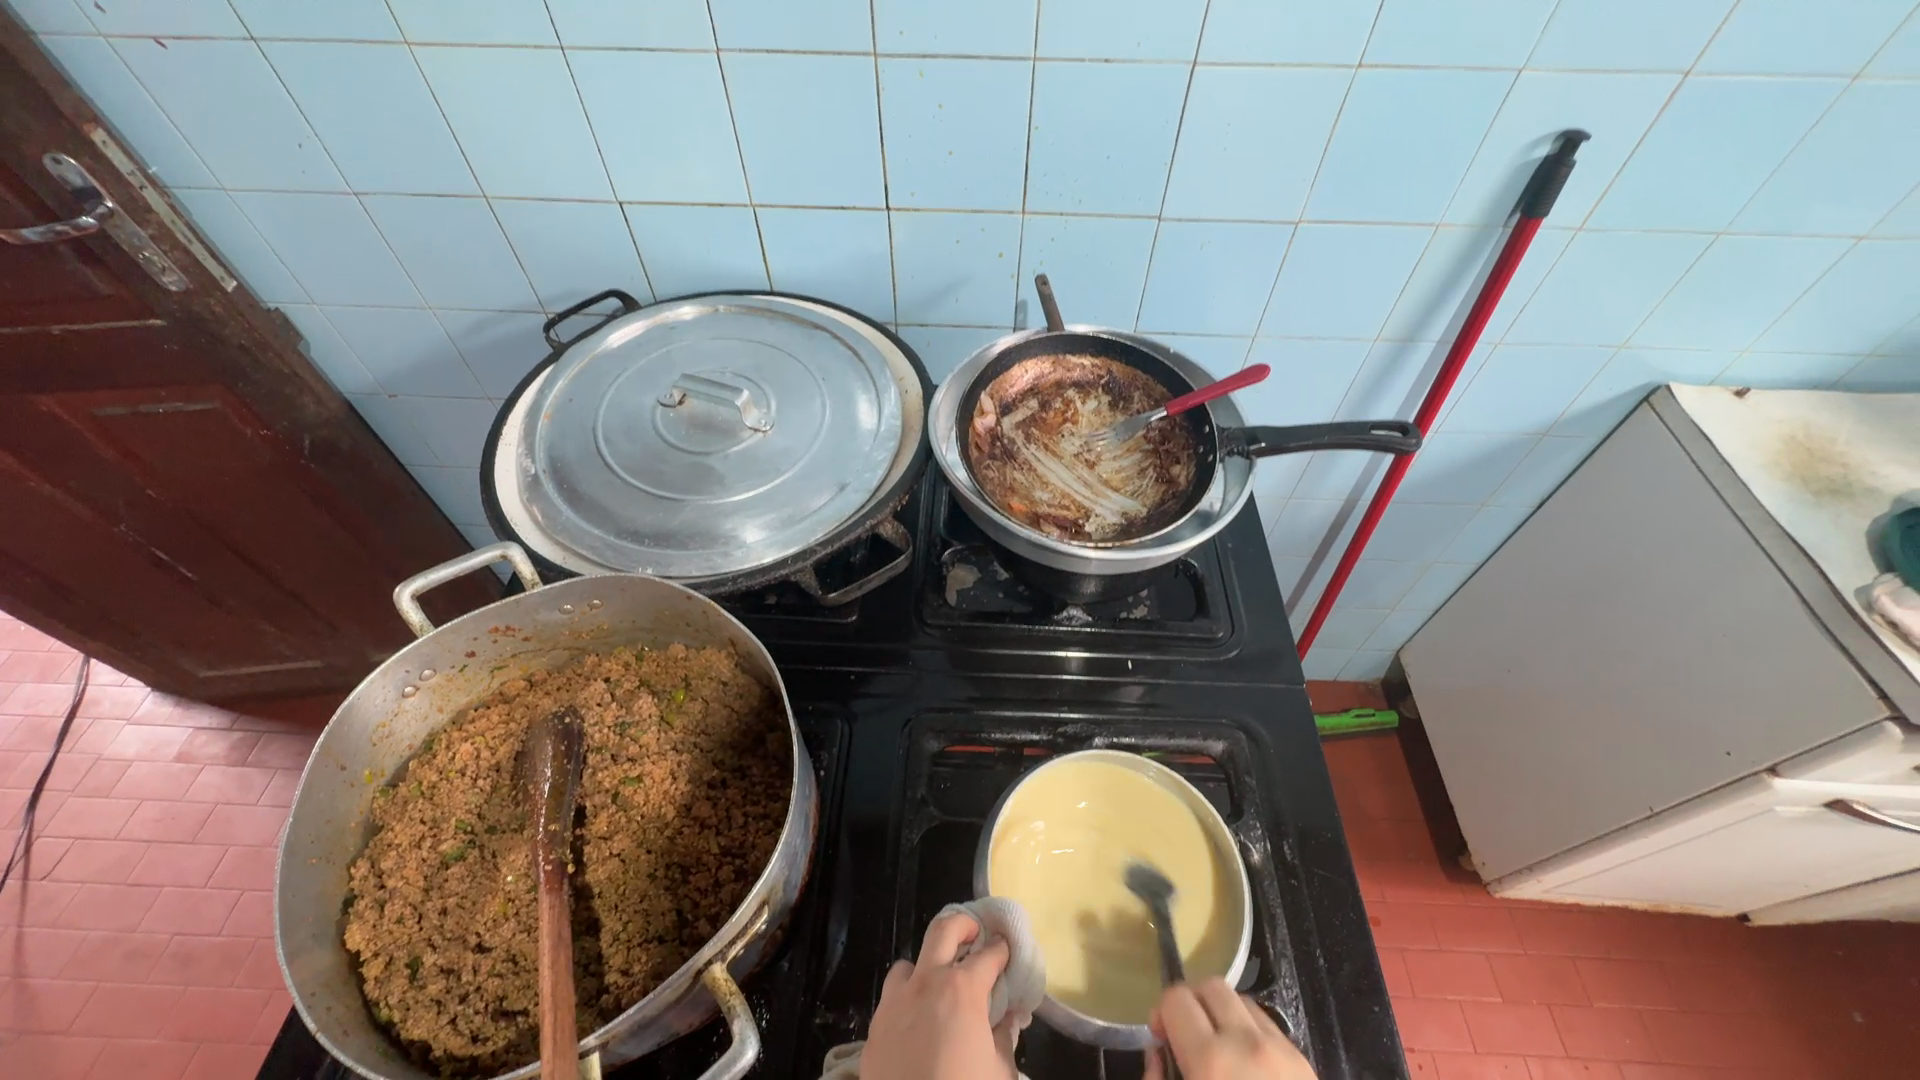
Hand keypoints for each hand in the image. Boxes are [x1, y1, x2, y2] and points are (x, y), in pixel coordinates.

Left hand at [861, 913, 1013, 1079]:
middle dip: (964, 926)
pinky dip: (908, 996)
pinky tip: (918, 1019)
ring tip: (942, 985)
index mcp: (962, 989)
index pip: (990, 954)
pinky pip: (892, 995)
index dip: (1004, 950)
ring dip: (928, 965)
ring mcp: (896, 1001)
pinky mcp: (876, 1026)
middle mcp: (926, 983)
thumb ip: (1003, 1038)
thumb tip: (1007, 1018)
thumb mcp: (999, 1072)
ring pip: (909, 962)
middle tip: (977, 937)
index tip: (1010, 951)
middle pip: (943, 930)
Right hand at [1146, 979, 1316, 1079]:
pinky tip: (1248, 1066)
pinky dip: (1250, 1033)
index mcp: (1210, 1060)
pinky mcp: (1305, 1061)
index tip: (1162, 1037)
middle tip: (1188, 1036)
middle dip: (1194, 1003)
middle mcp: (1246, 1043)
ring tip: (1220, 1050)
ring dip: (1223, 1015)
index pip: (1176, 998)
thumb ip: (1157, 1077)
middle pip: (1211, 986)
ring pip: (1242, 1001)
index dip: (1162, 1012)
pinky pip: (1268, 1026)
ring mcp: (1281, 1049)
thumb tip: (1159, 1051)